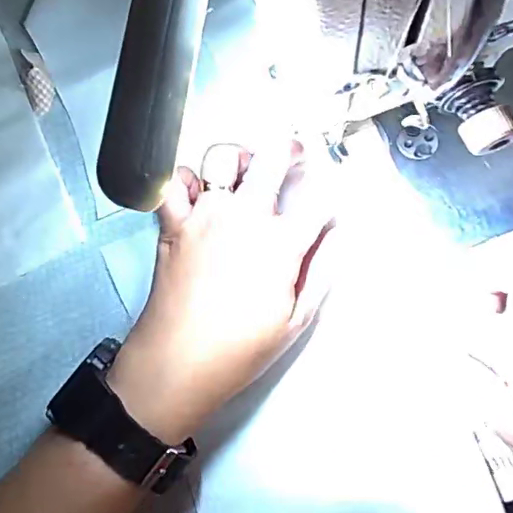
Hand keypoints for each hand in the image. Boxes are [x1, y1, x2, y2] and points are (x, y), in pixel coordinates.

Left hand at [109, 140, 338, 442]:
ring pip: (223, 159)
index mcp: (281, 244)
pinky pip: (176, 182)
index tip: (327, 205)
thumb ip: (321, 271)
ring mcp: (207, 216)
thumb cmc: (237, 349)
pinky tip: (200, 190)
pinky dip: (187, 178)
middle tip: (296, 155)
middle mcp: (245, 218)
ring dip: (241, 158)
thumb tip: (336, 238)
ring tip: (248, 169)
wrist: (176, 363)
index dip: (329, 196)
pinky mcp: (175, 223)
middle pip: (273, 159)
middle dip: (291, 150)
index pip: (317, 199)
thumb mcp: (296, 320)